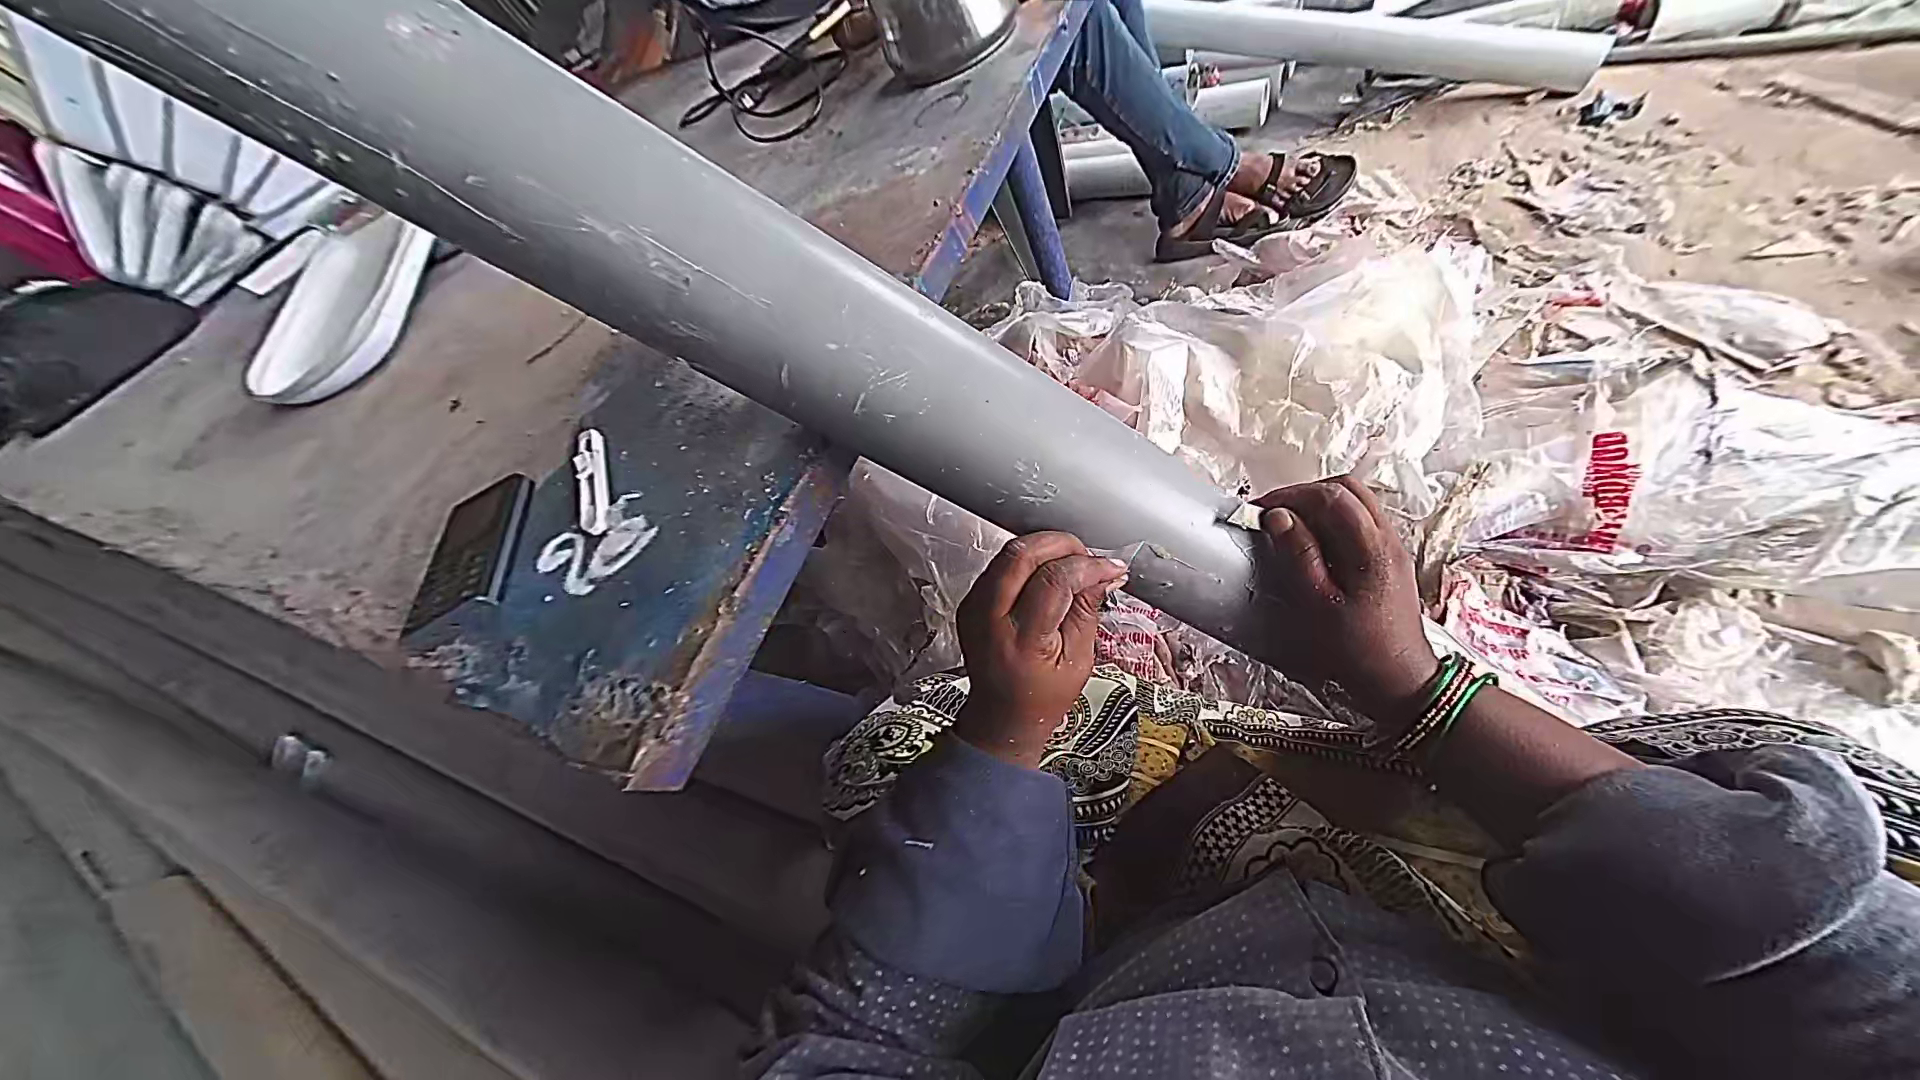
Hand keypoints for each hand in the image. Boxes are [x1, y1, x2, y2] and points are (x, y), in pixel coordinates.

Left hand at [953, 531, 1127, 767]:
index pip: (1053, 581)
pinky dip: (1028, 560)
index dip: (1087, 566)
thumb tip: (1103, 575)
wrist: (1000, 715)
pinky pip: (1000, 565)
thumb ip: (1087, 611)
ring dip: (1045, 549)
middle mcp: (989, 619)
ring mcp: (974, 607)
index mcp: (1020, 640)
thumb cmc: (1040, 698)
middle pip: (1022, 554)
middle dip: (1062, 545)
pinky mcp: (971, 602)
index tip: (1110, 568)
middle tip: (1088, 557)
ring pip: (1008, 553)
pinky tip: (1049, 572)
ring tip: (1073, 564)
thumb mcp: (1078, 661)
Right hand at [1252, 476, 1438, 727]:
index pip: (1331, 497)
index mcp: (1371, 548)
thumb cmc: (1355, 646)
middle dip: (1305, 493)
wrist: (1399, 677)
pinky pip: (1361, 519)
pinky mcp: (1389, 556)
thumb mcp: (1317, 602)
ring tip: (1288, 523)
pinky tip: (1312, 539)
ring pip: (1357, 500)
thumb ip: (1298, 553)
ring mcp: (1392, 546)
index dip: (1291, 496)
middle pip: (1347, 488)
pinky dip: (1332, 517)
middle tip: (1273, 513)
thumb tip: (1277, 517)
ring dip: (1319, 502)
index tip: (1261, 511)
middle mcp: (1388, 538)